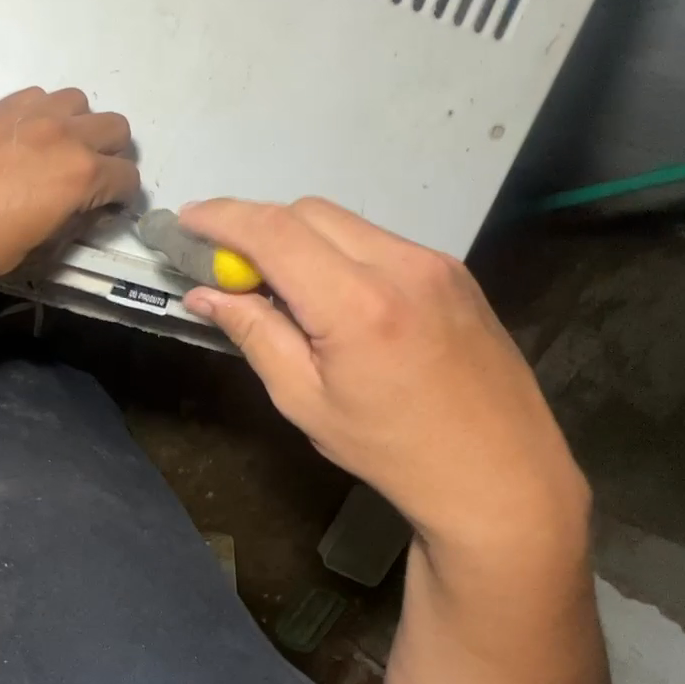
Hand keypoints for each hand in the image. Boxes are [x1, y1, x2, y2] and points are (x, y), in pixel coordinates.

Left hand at [0, 87, 139, 296]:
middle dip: (110, 155)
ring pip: (79, 104)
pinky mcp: (0, 107)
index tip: (106, 207)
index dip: (120, 197)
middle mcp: (64, 134)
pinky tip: (25, 141)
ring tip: (56, 154)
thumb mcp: (41, 245)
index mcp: (80, 174)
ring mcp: (31, 114)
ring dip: (79, 127)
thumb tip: (87, 207)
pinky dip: (44, 115)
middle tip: (88, 179)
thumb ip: (74, 217)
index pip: (127, 176)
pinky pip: (40, 97)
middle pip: (115, 129)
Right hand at [178, 198, 587, 556]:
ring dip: (295, 237)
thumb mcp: (302, 399)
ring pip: (342, 222)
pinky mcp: (451, 271)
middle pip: (307, 212)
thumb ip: (254, 334)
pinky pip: (375, 240)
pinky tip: (325, 295)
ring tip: (273, 284)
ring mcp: (434, 263)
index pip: (275, 232)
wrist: (498, 471)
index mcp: (357, 304)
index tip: (186, 221)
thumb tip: (204, 295)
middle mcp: (400, 265)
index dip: (222, 218)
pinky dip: (334, 251)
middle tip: (224, 265)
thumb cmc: (388, 448)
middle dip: (255, 225)